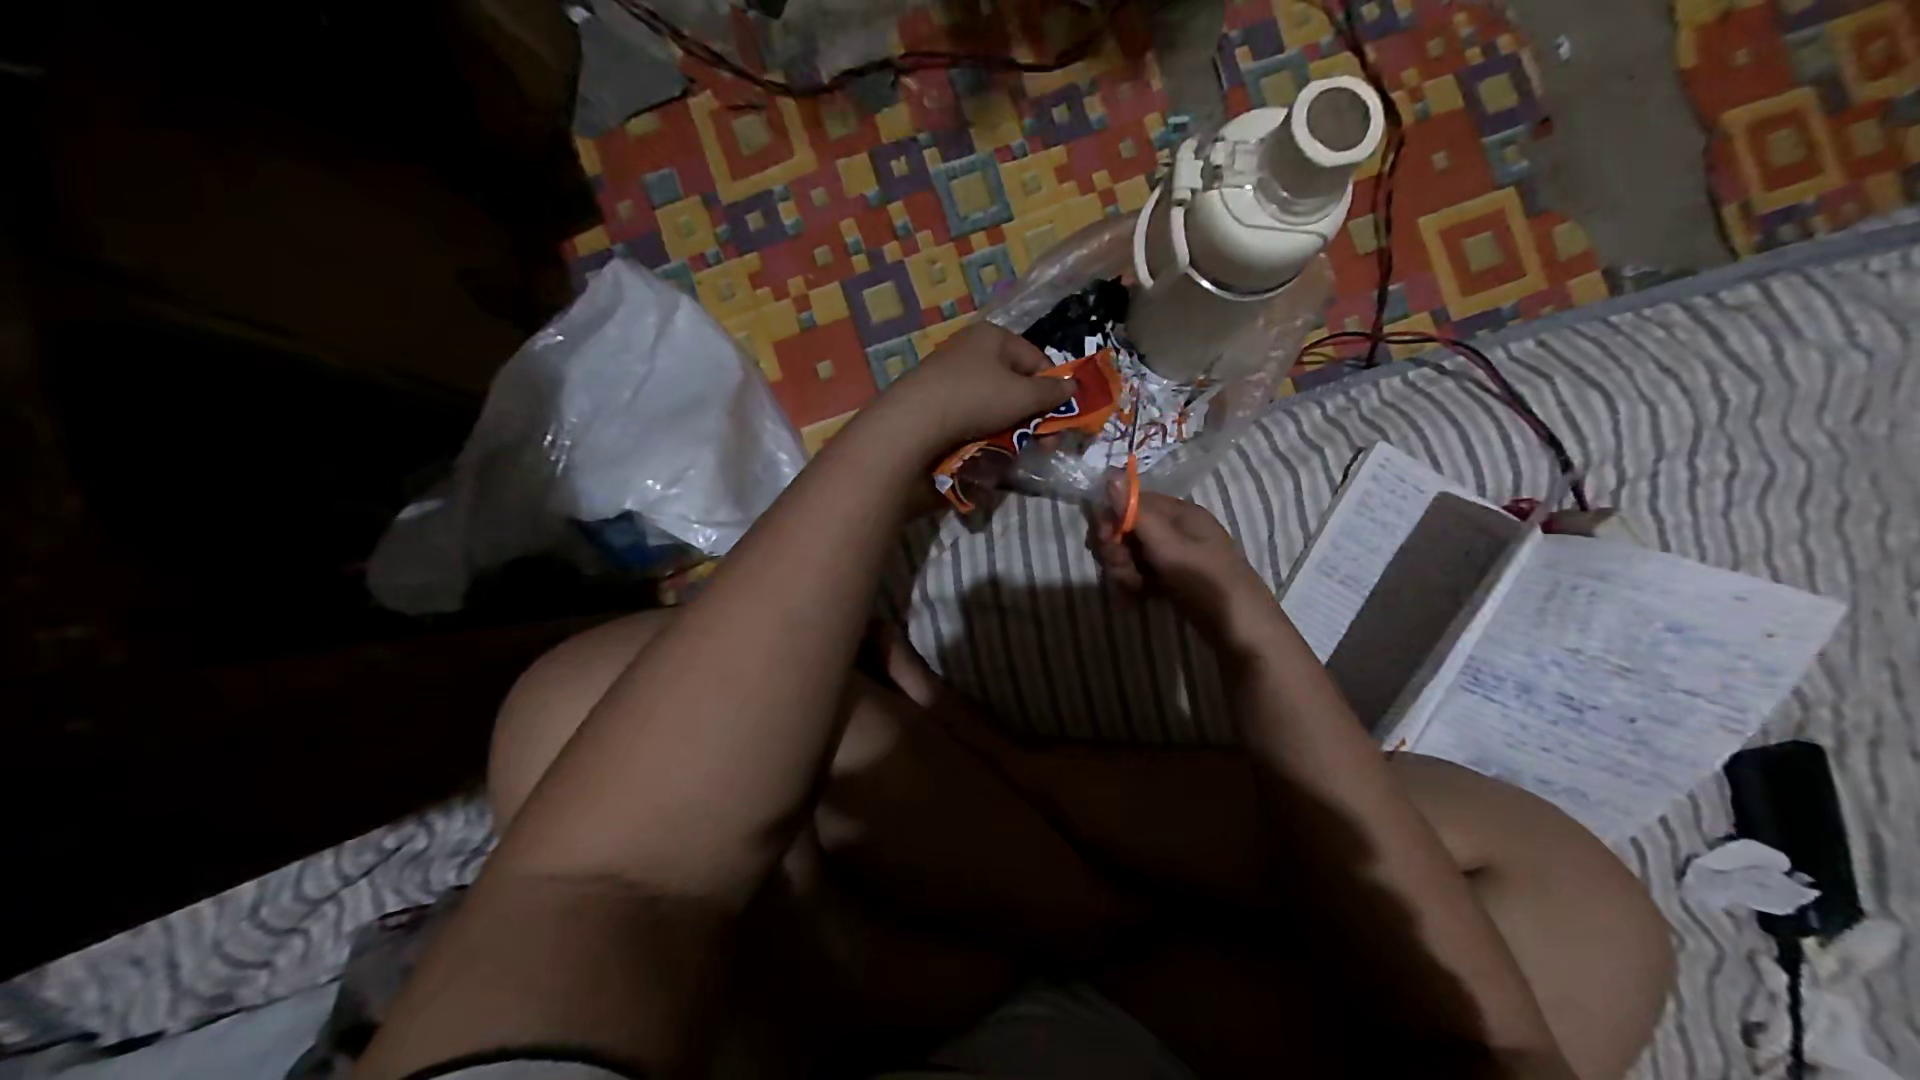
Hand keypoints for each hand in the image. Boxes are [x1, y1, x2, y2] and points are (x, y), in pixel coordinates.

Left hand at [868, 323, 1073, 451]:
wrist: (914, 424)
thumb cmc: (975, 399)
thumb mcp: (1022, 396)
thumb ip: (1051, 392)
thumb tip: (1073, 386)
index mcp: (992, 336)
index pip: (1036, 359)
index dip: (1051, 387)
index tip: (1059, 417)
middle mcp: (969, 349)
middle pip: (1014, 382)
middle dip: (1031, 413)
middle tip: (1042, 442)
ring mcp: (949, 374)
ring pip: (993, 401)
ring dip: (1008, 425)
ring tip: (1013, 448)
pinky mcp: (934, 400)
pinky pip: (969, 414)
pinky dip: (982, 429)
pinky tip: (984, 446)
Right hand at [1090, 489, 1284, 643]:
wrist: (1240, 628)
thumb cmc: (1205, 580)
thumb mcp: (1167, 546)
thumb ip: (1136, 513)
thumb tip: (1109, 473)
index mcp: (1178, 513)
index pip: (1132, 502)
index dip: (1112, 519)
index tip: (1104, 541)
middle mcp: (1175, 530)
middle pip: (1127, 530)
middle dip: (1116, 550)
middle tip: (1122, 570)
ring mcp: (1173, 556)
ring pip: (1131, 555)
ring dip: (1123, 571)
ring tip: (1133, 590)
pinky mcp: (1171, 580)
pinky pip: (1141, 574)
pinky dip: (1133, 585)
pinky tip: (1133, 601)